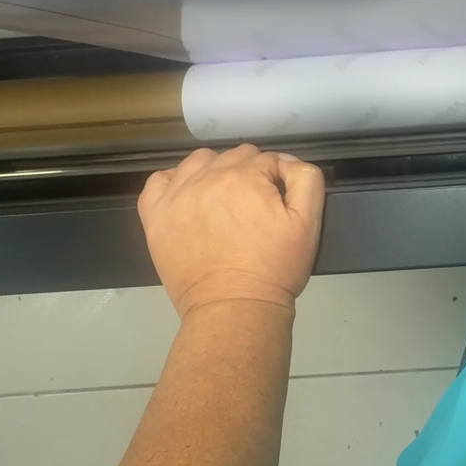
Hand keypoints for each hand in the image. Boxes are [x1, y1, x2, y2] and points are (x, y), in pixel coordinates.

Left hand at [136, 144, 325, 318]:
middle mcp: (207, 179)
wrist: (235, 308)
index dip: (281, 178)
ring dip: (216, 170)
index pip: (268, 159)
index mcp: (244, 177)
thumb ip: (305, 178)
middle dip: (252, 172)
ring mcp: (177, 196)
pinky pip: (158, 181)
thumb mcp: (309, 222)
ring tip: (227, 198)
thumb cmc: (274, 268)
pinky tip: (190, 196)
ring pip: (200, 160)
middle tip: (259, 206)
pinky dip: (174, 181)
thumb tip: (286, 162)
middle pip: (235, 156)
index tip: (282, 202)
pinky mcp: (156, 217)